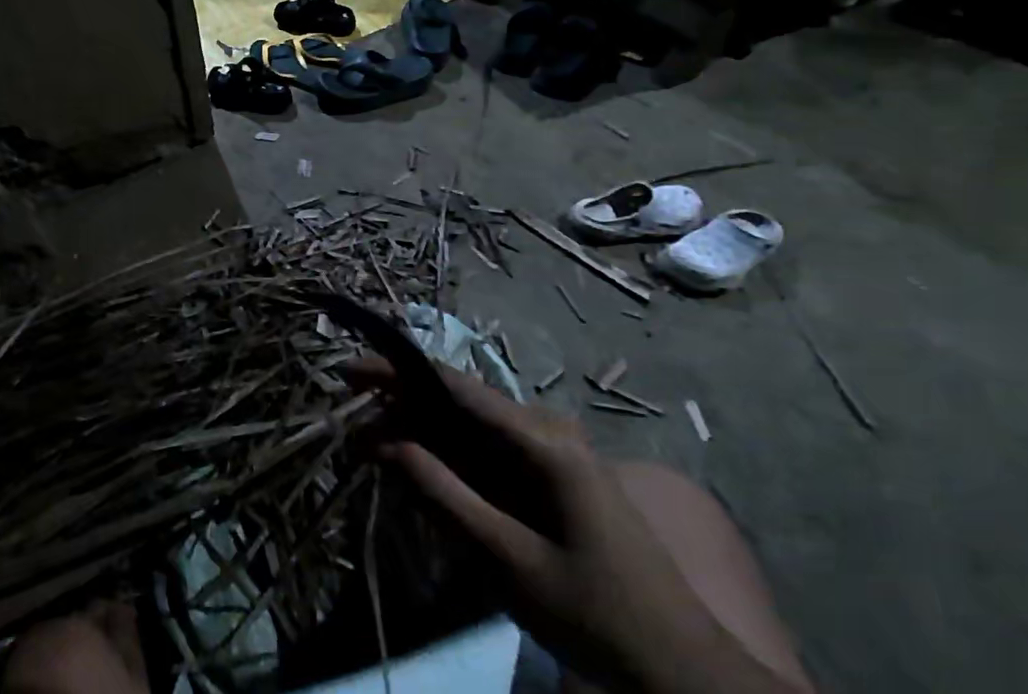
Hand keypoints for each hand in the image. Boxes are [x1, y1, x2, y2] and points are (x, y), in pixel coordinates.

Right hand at [362, 359, 807, 693]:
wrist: (674, 658)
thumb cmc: (593, 610)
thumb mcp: (509, 560)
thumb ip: (446, 497)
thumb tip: (388, 443)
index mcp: (544, 440)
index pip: (458, 390)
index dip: (401, 374)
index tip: (353, 369)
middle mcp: (550, 430)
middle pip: (465, 405)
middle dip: (408, 409)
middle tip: (354, 425)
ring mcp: (558, 451)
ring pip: (479, 430)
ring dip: (429, 436)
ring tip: (378, 447)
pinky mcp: (559, 475)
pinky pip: (498, 454)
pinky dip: (459, 459)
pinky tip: (428, 470)